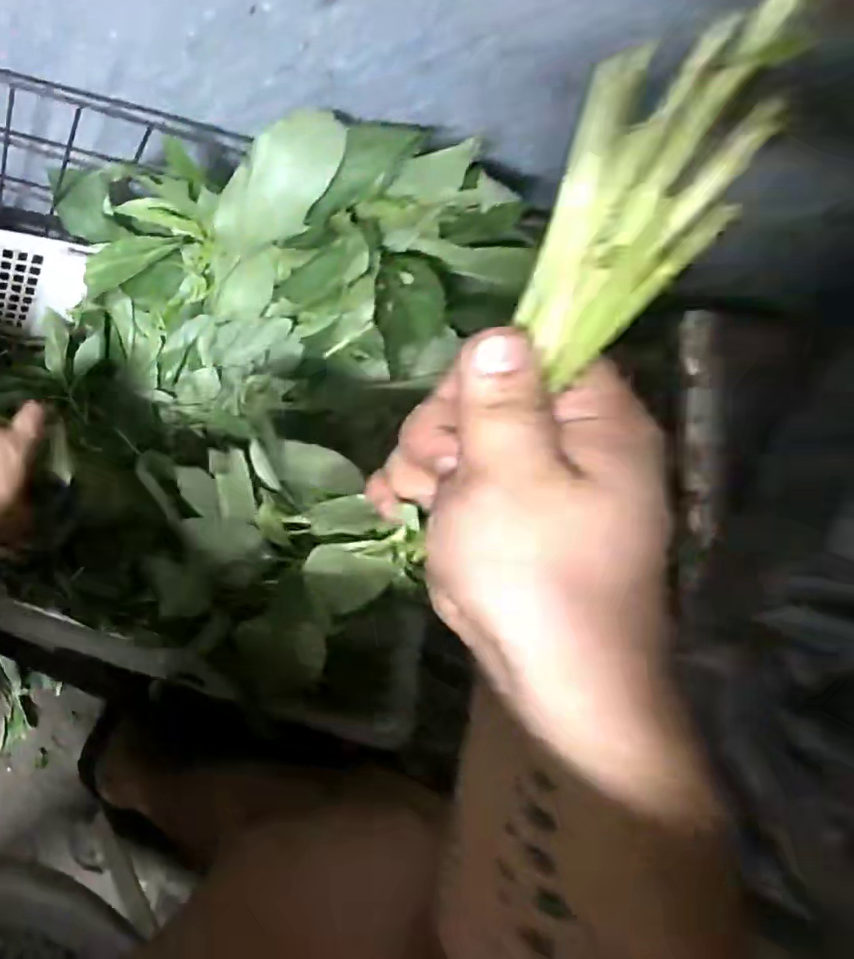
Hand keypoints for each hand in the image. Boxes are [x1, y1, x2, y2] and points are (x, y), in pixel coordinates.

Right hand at [366, 330, 672, 748]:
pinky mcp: (473, 501)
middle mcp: (554, 441)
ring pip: (436, 433)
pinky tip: (395, 508)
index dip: (487, 372)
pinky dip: (401, 486)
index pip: (539, 357)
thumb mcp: (511, 475)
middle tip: (445, 467)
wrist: (532, 654)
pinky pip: (421, 469)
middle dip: (436, 427)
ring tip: (424, 499)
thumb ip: (501, 403)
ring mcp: (511, 473)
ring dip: (412, 462)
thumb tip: (500, 332)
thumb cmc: (533, 562)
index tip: (461, 407)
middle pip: (472, 394)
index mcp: (590, 425)